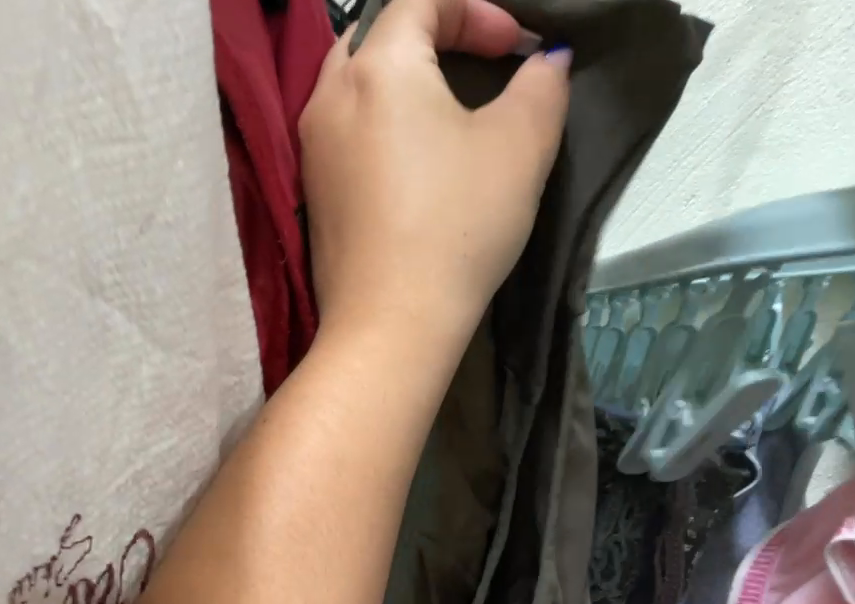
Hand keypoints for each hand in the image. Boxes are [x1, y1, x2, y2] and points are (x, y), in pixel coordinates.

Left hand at [300, 0, 570, 357]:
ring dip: (402, 78)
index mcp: (374, 67)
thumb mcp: (522, 142)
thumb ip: (541, 85)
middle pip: (375, 33)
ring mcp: (311, 151)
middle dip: (433, 32)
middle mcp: (327, 99)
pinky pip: (342, 131)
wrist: (389, 322)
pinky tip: (413, 156)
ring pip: (352, 83)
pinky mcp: (312, 195)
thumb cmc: (457, 224)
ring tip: (448, 106)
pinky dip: (378, 122)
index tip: (516, 48)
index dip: (478, 7)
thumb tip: (543, 64)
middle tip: (478, 62)